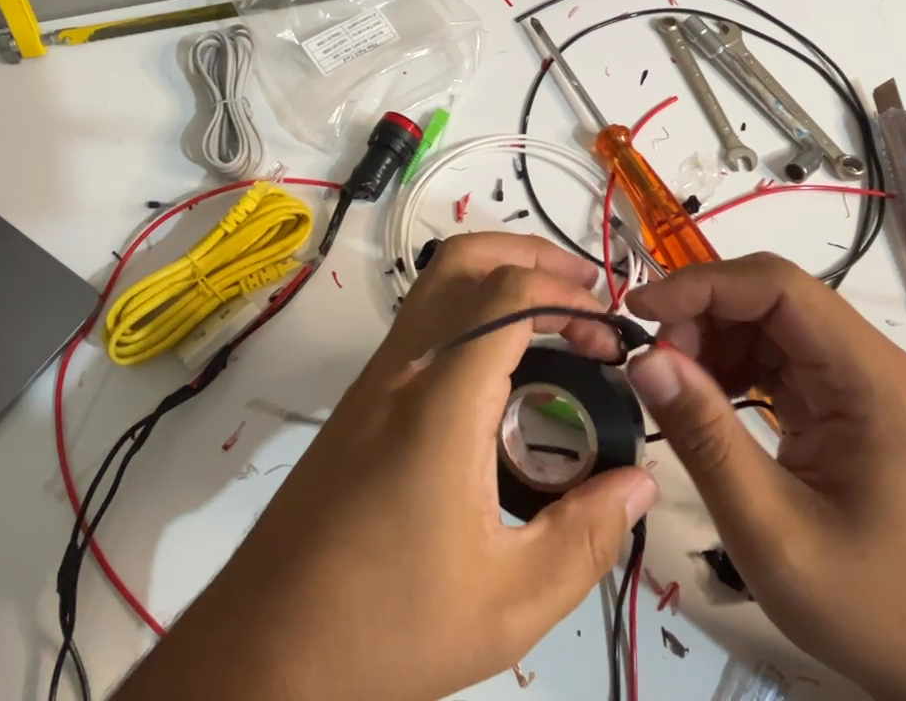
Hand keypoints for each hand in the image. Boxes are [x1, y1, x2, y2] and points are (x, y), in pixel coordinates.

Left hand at [113, 233, 658, 700]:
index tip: (612, 339)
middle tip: (586, 295)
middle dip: (532, 257)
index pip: (508, 295)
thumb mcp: (511, 600)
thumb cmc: (389, 625)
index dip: (571, 297)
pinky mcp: (356, 407)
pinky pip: (420, 329)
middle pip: (462, 262)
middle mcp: (400, 372)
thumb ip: (588, 536)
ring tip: (554, 325)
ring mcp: (371, 385)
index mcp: (440, 403)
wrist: (266, 648)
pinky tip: (500, 379)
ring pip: (434, 289)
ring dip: (498, 282)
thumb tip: (639, 482)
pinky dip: (470, 317)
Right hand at [617, 254, 905, 700]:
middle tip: (650, 361)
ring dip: (710, 337)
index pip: (781, 289)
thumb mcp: (767, 527)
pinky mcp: (842, 402)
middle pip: (774, 297)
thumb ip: (704, 438)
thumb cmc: (860, 602)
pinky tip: (701, 399)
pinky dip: (728, 364)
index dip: (703, 286)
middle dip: (702, 312)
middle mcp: (872, 365)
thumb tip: (642, 359)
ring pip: (768, 321)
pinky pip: (775, 356)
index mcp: (872, 382)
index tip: (639, 313)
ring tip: (670, 384)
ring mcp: (859, 382)